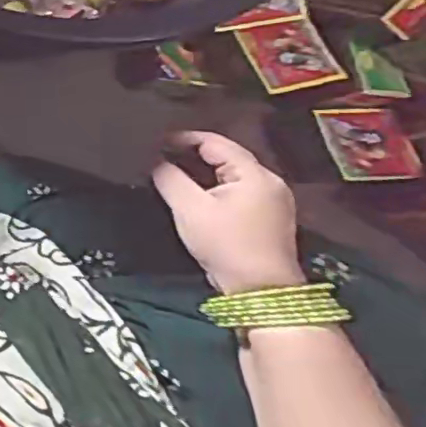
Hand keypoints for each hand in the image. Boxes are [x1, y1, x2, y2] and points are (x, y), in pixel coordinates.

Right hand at [150, 131, 303, 293]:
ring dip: (200, 170)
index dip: (182, 138)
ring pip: (229, 173)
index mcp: (255, 174)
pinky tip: (192, 191)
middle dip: (190, 153)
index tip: (153, 141)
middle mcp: (269, 181)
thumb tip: (155, 160)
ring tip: (169, 170)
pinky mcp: (267, 215)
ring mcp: (272, 199)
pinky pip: (235, 188)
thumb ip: (169, 177)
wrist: (260, 289)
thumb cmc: (225, 243)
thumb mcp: (189, 208)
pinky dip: (212, 184)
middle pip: (225, 155)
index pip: (214, 142)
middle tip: (157, 155)